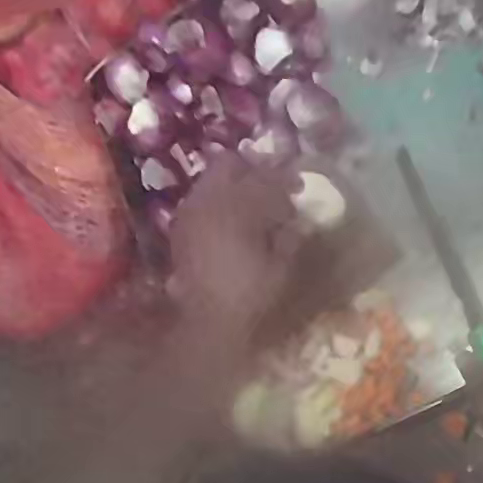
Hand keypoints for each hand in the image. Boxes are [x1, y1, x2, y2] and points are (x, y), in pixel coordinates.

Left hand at [168, 159, 302, 345]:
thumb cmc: (250, 294)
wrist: (207, 318)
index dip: (285, 178)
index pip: (264, 179)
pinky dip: (219, 201)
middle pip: (229, 164)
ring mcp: (191, 210)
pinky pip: (201, 198)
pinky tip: (233, 221)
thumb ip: (290, 239)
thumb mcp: (280, 269)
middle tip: (272, 187)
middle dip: (253, 170)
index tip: (300, 185)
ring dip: (234, 184)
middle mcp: (210, 199)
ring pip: (212, 179)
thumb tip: (301, 222)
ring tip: (254, 205)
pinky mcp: (181, 225)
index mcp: (238, 207)